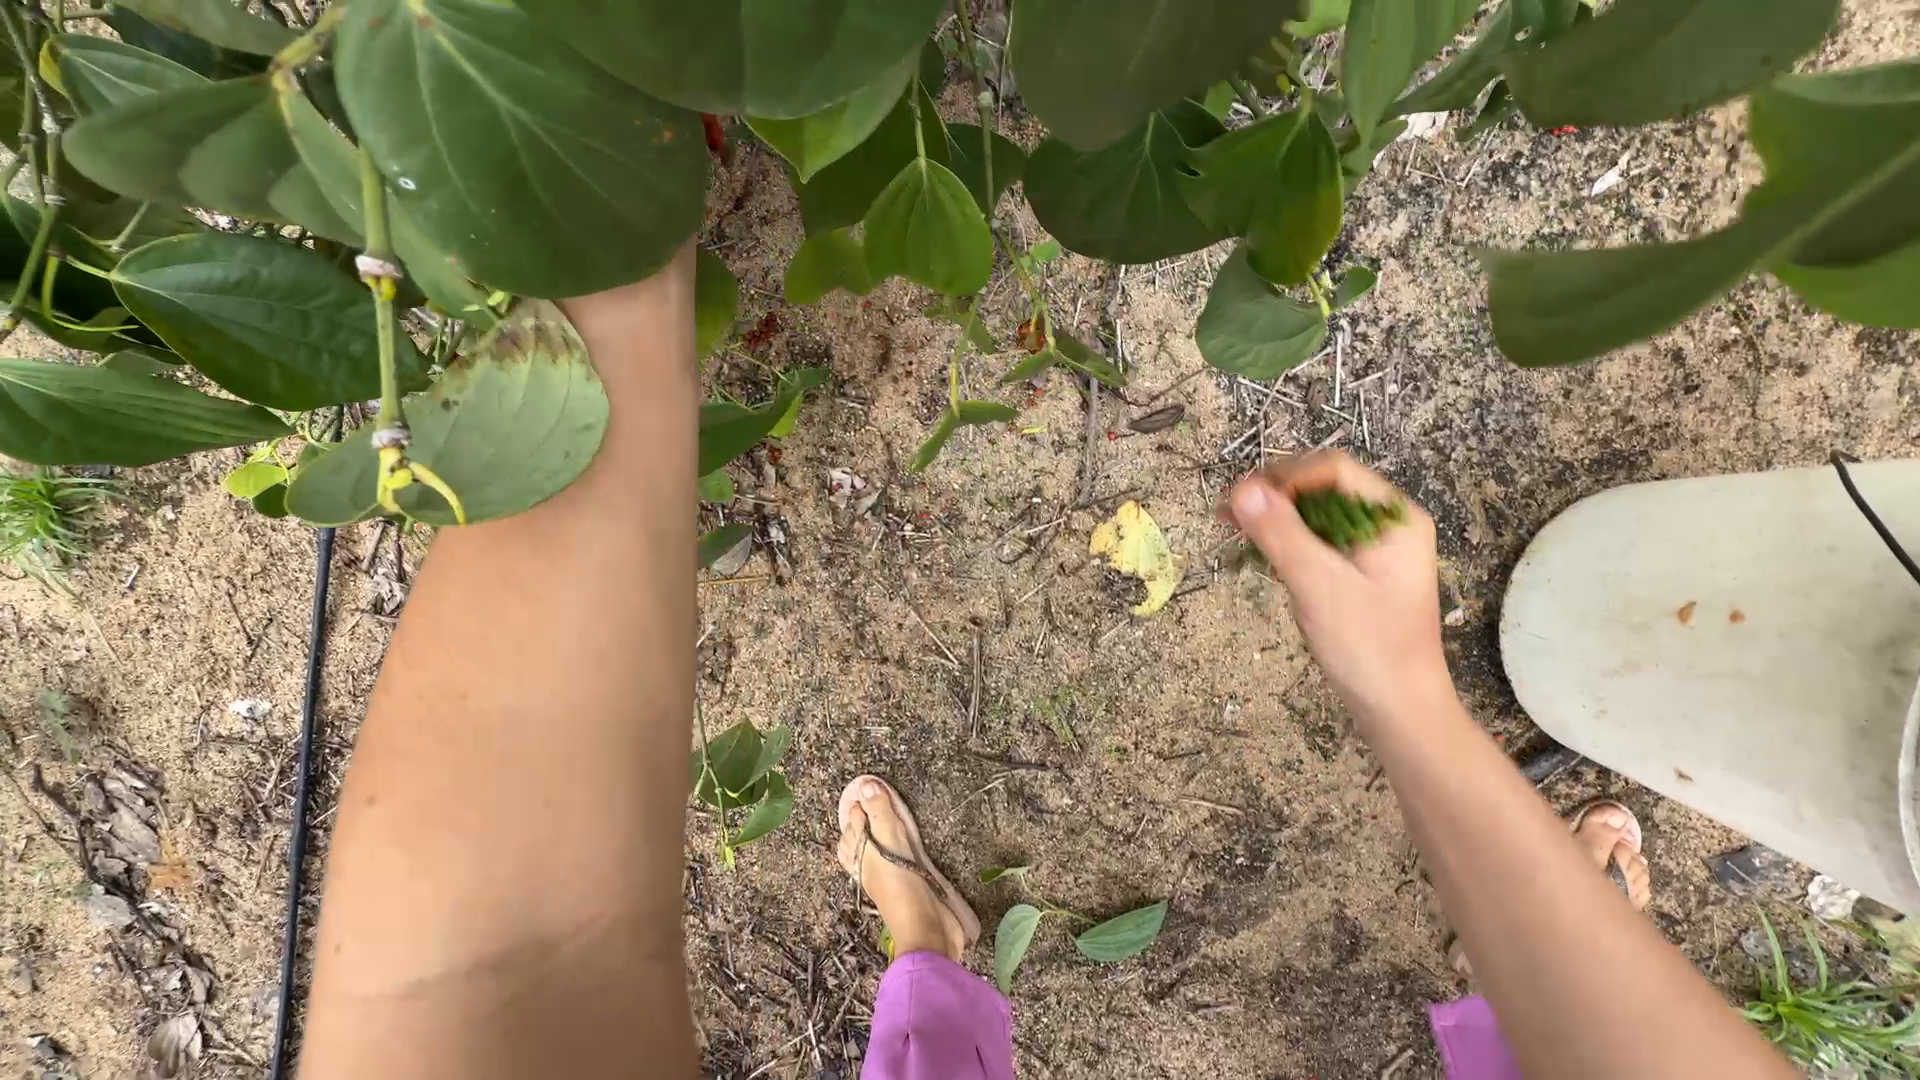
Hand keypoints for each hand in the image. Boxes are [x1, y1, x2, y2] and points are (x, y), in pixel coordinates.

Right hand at [1225, 452, 1450, 727]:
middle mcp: (1386, 526)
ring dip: (1273, 519)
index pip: (1333, 472)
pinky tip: (1257, 554)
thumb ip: (1281, 535)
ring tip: (1232, 530)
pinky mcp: (1355, 575)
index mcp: (1394, 519)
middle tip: (1227, 514)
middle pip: (1322, 490)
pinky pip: (1315, 543)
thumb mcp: (1319, 586)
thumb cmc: (1368, 648)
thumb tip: (1241, 490)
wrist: (1398, 711)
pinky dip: (1284, 543)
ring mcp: (1371, 551)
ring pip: (1314, 517)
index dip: (1284, 478)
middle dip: (1273, 497)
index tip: (1241, 499)